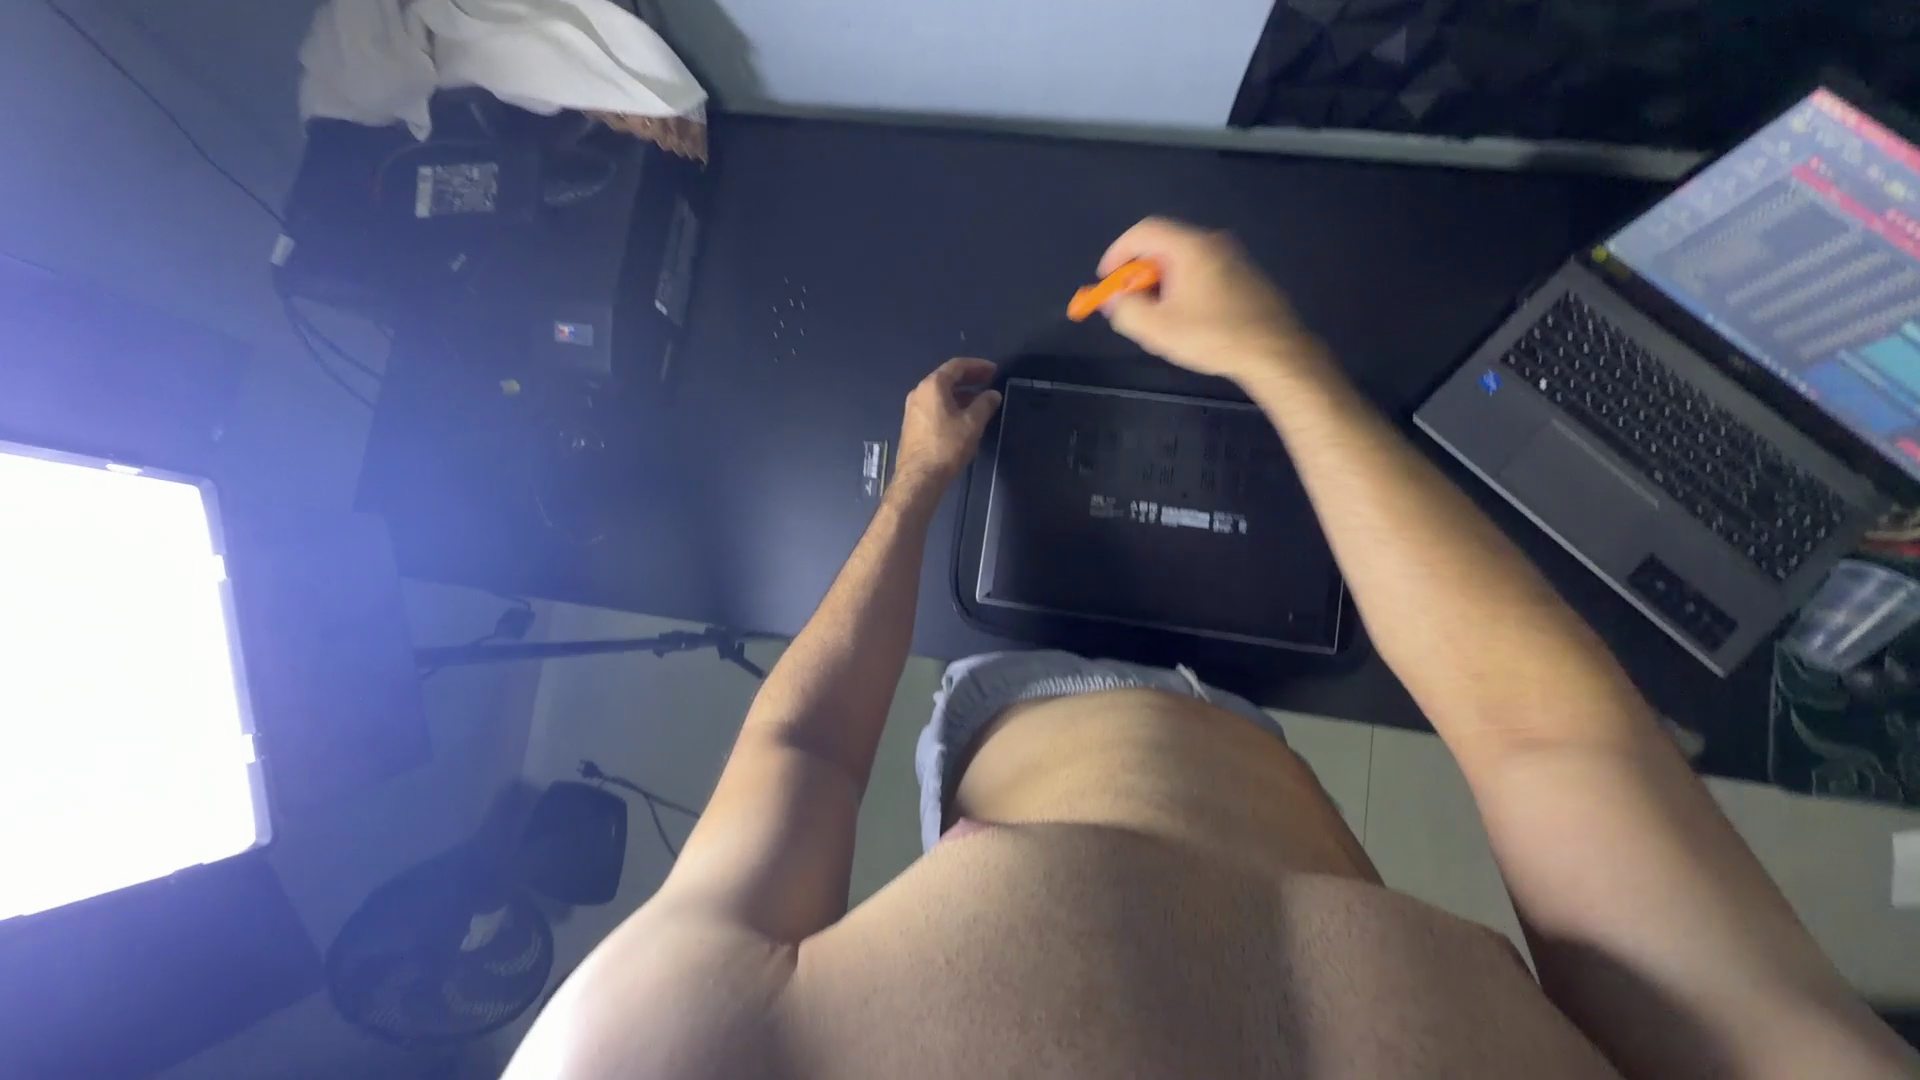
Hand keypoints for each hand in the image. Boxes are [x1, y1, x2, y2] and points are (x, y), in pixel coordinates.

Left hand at [892, 358, 1001, 496]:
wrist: (919, 477)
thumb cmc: (947, 447)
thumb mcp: (972, 424)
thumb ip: (985, 404)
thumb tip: (993, 394)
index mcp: (932, 386)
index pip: (956, 366)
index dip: (977, 366)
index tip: (994, 370)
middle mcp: (919, 392)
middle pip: (946, 378)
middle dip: (969, 378)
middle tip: (988, 380)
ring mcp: (913, 409)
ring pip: (940, 393)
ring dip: (960, 393)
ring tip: (979, 400)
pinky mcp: (912, 424)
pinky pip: (934, 406)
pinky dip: (950, 405)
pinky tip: (962, 416)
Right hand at [1097, 217, 1321, 383]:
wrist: (1274, 351)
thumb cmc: (1213, 336)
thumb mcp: (1157, 329)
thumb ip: (1125, 310)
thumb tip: (1111, 299)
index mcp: (1190, 247)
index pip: (1144, 231)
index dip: (1118, 252)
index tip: (1106, 280)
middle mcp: (1213, 243)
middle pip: (1164, 246)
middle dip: (1139, 274)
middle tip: (1130, 304)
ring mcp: (1234, 258)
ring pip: (1184, 262)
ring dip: (1162, 285)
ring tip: (1157, 318)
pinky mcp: (1246, 277)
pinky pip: (1203, 273)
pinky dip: (1184, 288)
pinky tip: (1187, 320)